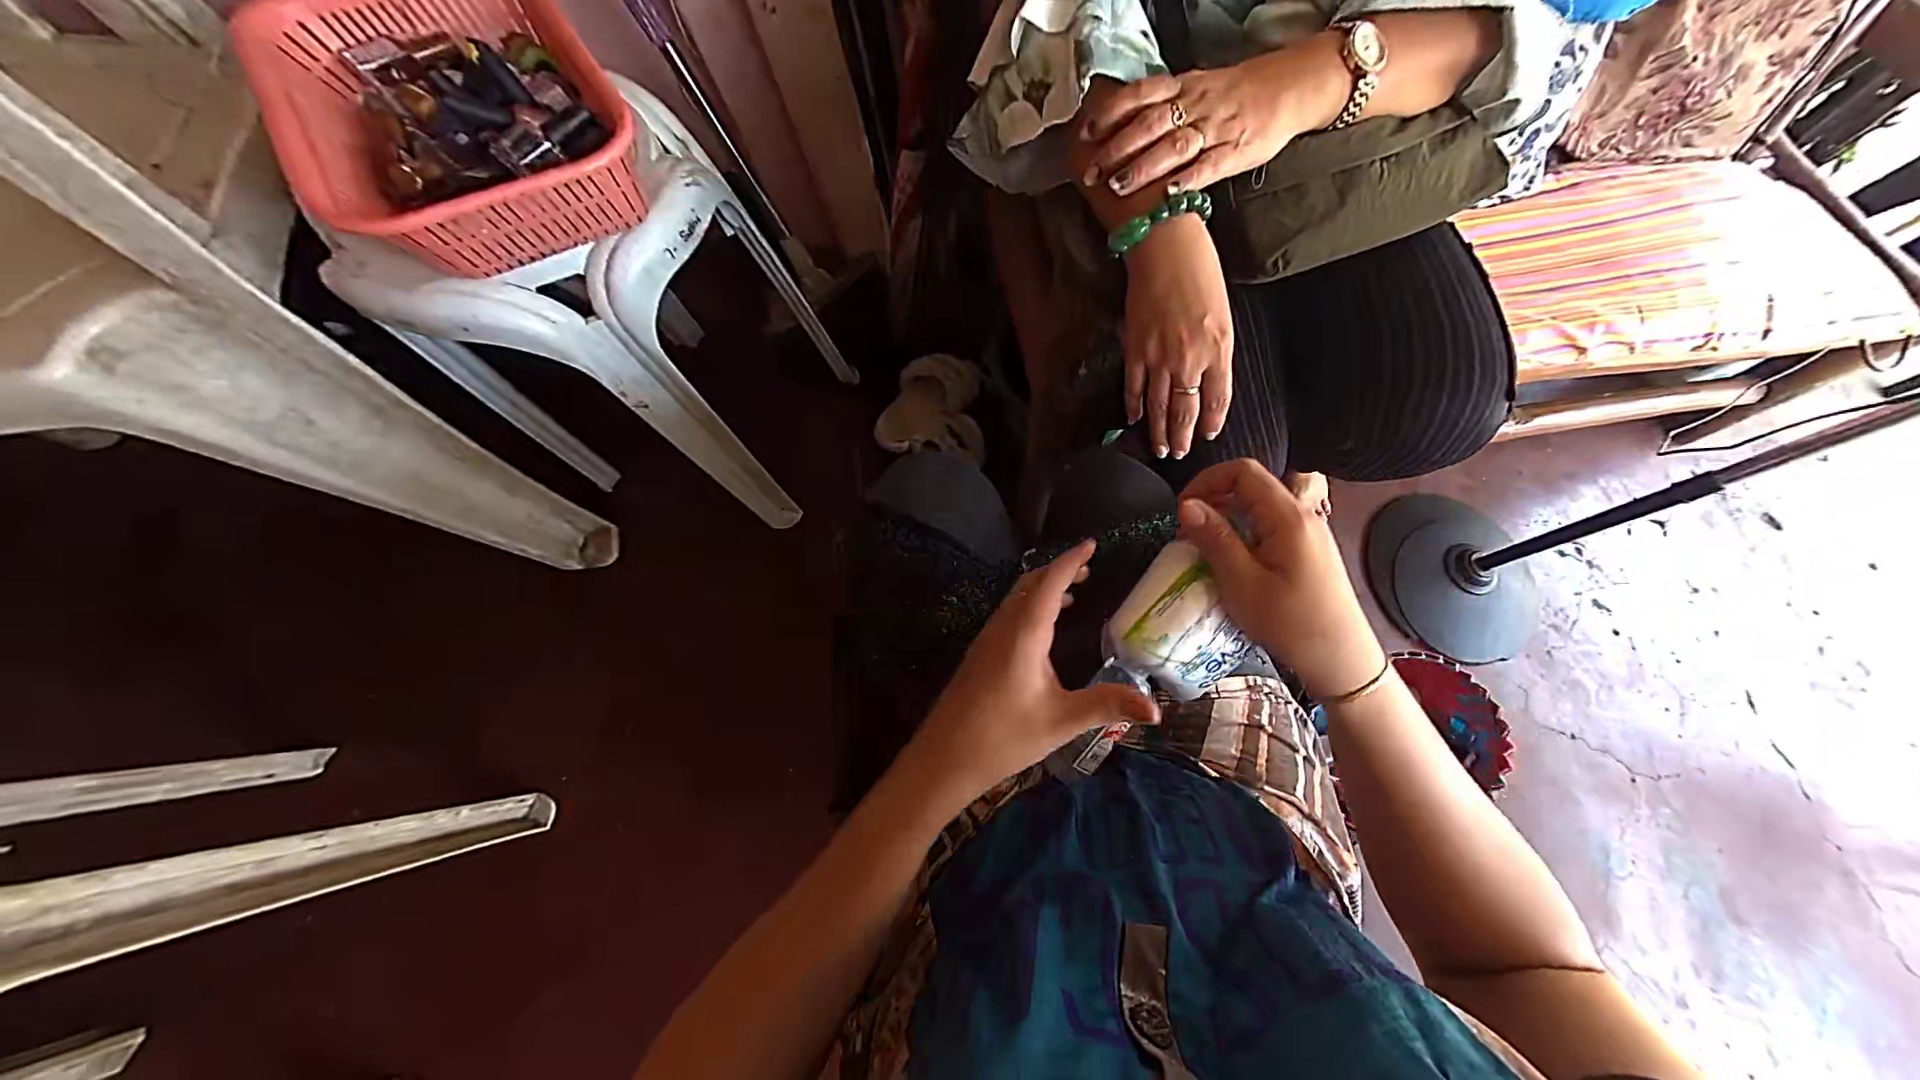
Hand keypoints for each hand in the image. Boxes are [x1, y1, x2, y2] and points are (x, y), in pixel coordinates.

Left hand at [904, 540, 1159, 803]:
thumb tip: (1156, 708)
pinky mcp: (980, 655)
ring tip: (1072, 591)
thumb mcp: (1061, 721)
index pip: (1050, 584)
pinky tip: (1041, 628)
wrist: (943, 757)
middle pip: (1030, 584)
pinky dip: (1030, 605)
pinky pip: (1008, 614)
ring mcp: (987, 640)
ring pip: (1016, 599)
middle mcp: (1003, 628)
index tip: (1091, 544)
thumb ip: (1107, 706)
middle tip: (1087, 566)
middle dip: (1058, 569)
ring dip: (1043, 587)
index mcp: (1024, 634)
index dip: (1071, 560)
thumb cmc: (1003, 737)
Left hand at [1080, 47, 1321, 199]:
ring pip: (1174, 145)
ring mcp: (1216, 128)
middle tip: (1093, 171)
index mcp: (1184, 87)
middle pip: (1150, 124)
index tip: (1085, 131)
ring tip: (1120, 186)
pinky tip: (1169, 191)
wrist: (1292, 87)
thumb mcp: (1198, 88)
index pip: (1140, 95)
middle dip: (1118, 148)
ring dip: (1144, 167)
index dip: (1111, 112)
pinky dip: (1188, 179)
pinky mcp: (1236, 151)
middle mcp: (1196, 105)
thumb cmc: (1237, 93)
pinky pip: (1209, 166)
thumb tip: (1120, 121)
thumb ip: (1163, 103)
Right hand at [1122, 217, 1232, 457]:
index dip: (1210, 422)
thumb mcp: (1223, 315)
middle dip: (1182, 436)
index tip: (1206, 436)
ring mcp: (1159, 358)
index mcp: (1217, 349)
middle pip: (1185, 411)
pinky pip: (1134, 387)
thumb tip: (1206, 381)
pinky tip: (1135, 419)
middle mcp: (1189, 360)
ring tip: (1159, 449)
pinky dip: (1134, 406)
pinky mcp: (1135, 350)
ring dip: (1159, 431)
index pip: (1216, 399)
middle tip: (1178, 454)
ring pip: (1159, 406)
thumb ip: (1216, 352)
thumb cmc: (1200, 274)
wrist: (1165, 249)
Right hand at [1174, 460, 1386, 698]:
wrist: (1341, 659)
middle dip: (1212, 498)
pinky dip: (1242, 531)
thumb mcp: (1242, 583)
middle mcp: (1302, 515)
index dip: (1206, 481)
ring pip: (1258, 505)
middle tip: (1188, 531)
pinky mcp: (1306, 549)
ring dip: (1225, 517)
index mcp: (1287, 517)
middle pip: (1251, 484)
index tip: (1183, 510)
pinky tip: (1231, 560)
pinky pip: (1268, 525)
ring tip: (1204, 547)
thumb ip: (1214, 539)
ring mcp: (1307, 531)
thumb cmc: (1291, 623)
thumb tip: (1186, 506)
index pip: (1243, 471)